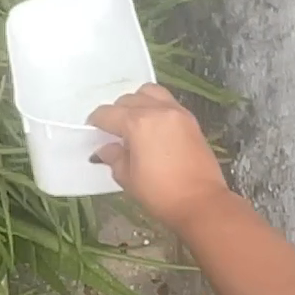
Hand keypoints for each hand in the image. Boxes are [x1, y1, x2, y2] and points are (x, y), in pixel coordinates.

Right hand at [87, 84, 233, 233]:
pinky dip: (155, 107)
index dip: (95, 122)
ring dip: (137, 102)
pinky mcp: (191, 120)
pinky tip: (152, 128)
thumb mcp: (128, 177)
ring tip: (134, 123)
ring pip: (150, 93)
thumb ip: (114, 157)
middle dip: (116, 112)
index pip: (107, 114)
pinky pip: (167, 102)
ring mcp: (177, 112)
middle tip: (112, 131)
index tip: (92, 131)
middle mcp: (157, 110)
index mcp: (137, 123)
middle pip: (128, 99)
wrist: (201, 202)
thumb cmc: (160, 193)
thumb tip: (105, 149)